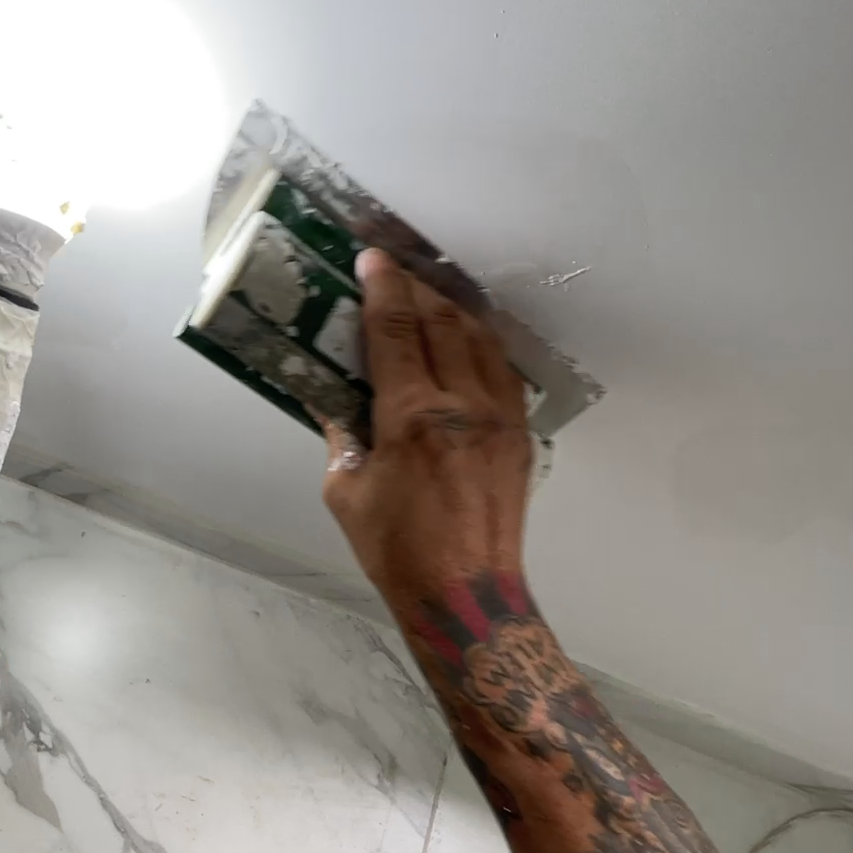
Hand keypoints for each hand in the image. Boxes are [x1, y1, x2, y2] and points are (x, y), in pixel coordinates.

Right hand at [322, 249, 533, 609]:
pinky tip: (462, 339)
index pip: (397, 331)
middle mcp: (463, 407)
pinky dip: (478, 343)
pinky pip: (501, 370)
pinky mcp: (519, 435)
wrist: (466, 594)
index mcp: (413, 419)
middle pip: (442, 321)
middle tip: (392, 269)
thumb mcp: (345, 493)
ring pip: (480, 338)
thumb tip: (333, 399)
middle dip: (415, 286)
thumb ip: (341, 437)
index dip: (381, 288)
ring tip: (426, 294)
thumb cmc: (397, 551)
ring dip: (451, 307)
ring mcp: (500, 418)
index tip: (370, 259)